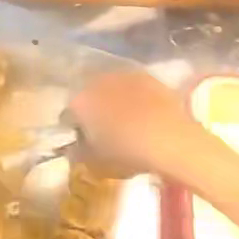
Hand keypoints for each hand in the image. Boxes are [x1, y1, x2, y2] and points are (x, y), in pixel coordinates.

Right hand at [70, 69, 202, 177]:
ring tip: (128, 121)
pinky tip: (147, 114)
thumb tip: (76, 147)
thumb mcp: (97, 163)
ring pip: (112, 88)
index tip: (83, 141)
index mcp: (79, 102)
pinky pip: (135, 88)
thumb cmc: (127, 154)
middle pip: (89, 95)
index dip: (75, 129)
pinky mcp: (147, 76)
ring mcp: (124, 75)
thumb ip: (80, 153)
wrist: (170, 139)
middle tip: (105, 130)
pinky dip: (136, 98)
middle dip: (94, 110)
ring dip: (115, 100)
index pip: (68, 114)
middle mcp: (97, 81)